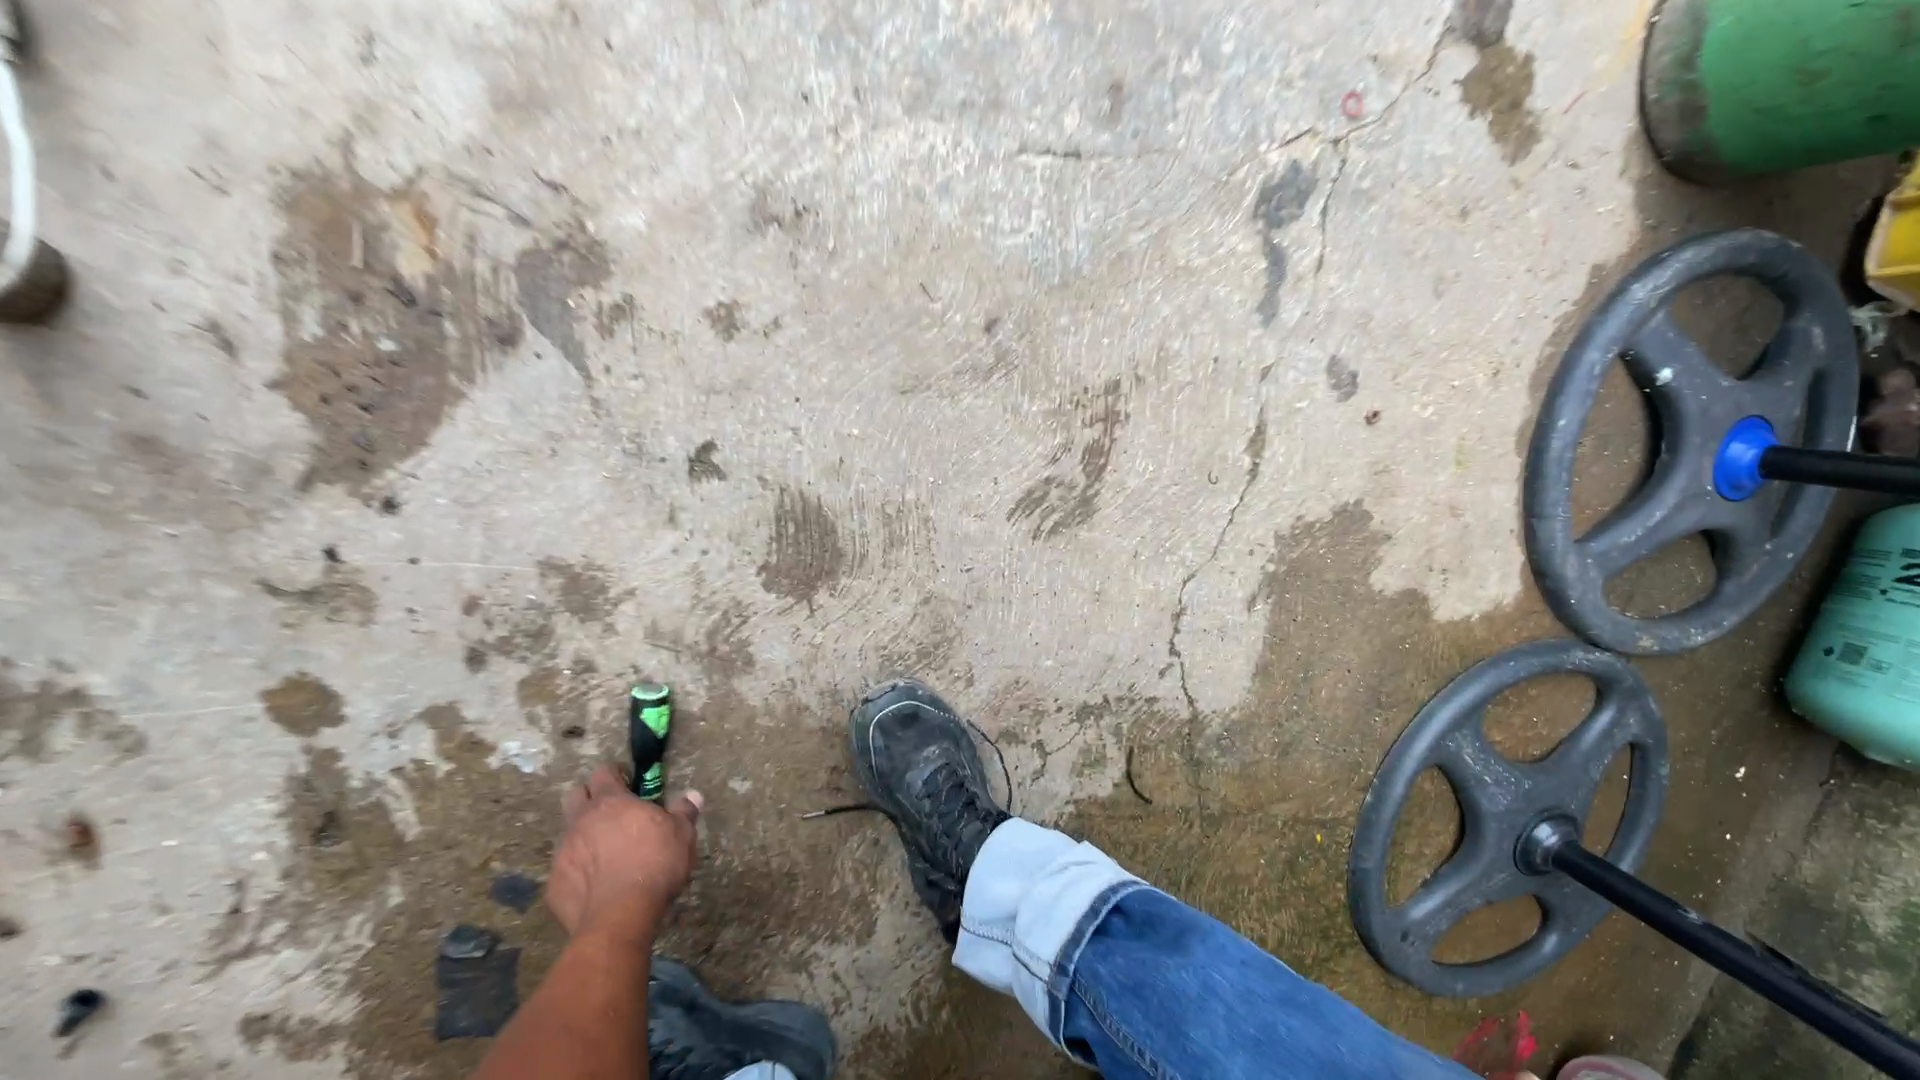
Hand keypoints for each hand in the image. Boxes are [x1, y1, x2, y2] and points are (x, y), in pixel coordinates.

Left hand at [547, 764, 703, 938]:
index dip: (614, 774)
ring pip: (568, 832)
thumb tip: (693, 795)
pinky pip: (565, 868)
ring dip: (583, 836)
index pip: (603, 773)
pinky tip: (595, 886)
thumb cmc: (655, 865)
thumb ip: (684, 812)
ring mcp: (563, 852)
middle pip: (575, 795)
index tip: (627, 783)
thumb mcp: (682, 835)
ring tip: (605, 853)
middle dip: (589, 798)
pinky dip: (578, 871)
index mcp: (611, 802)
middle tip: (611, 813)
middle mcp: (581, 820)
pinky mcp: (555, 883)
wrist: (620, 915)